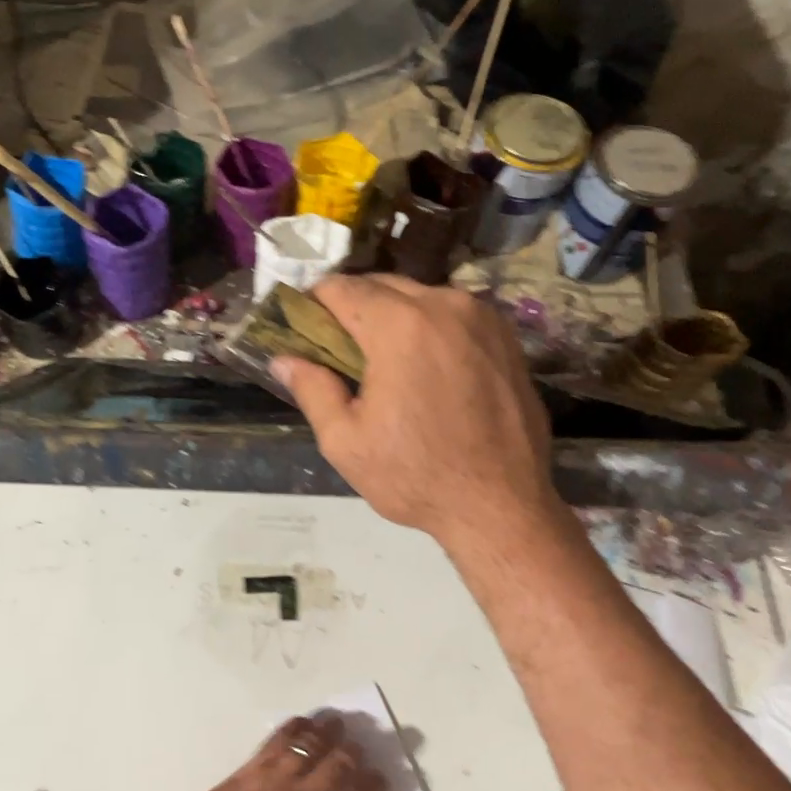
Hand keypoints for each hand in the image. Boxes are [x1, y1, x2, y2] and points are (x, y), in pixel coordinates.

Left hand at [166, 713, 384, 790]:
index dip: (373, 786)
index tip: (381, 776)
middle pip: (336, 767)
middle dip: (353, 753)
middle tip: (361, 745)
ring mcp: (273, 781)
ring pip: (307, 747)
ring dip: (326, 732)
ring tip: (338, 721)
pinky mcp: (248, 770)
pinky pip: (276, 743)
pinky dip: (292, 729)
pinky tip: (302, 721)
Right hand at [271, 274, 561, 547]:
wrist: (501, 505)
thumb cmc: (415, 476)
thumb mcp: (346, 442)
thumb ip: (312, 390)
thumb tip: (284, 360)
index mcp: (399, 325)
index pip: (340, 288)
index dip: (312, 305)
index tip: (302, 333)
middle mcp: (444, 304)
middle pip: (381, 286)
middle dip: (353, 310)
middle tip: (337, 353)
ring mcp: (482, 317)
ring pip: (420, 298)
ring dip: (393, 318)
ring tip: (383, 365)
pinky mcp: (506, 336)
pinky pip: (453, 316)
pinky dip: (430, 330)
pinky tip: (425, 371)